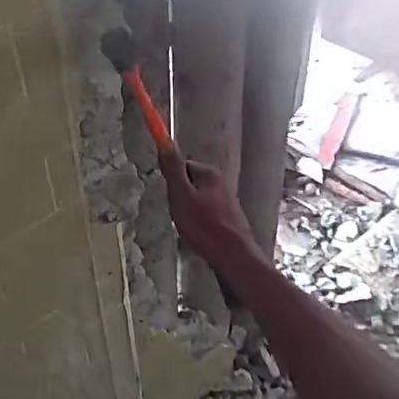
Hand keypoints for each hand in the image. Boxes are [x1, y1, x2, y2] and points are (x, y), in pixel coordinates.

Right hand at [157, 147, 260, 268]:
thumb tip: (165, 141)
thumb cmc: (204, 226)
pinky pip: (205, 212)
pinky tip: (199, 234)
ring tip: (190, 228)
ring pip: (195, 200)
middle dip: (180, 200)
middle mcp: (219, 181)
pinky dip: (198, 222)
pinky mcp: (228, 215)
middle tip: (181, 216)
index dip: (172, 184)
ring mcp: (225, 199)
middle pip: (188, 183)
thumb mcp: (181, 196)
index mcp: (209, 173)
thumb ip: (173, 169)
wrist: (234, 256)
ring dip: (188, 212)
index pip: (180, 166)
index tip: (173, 200)